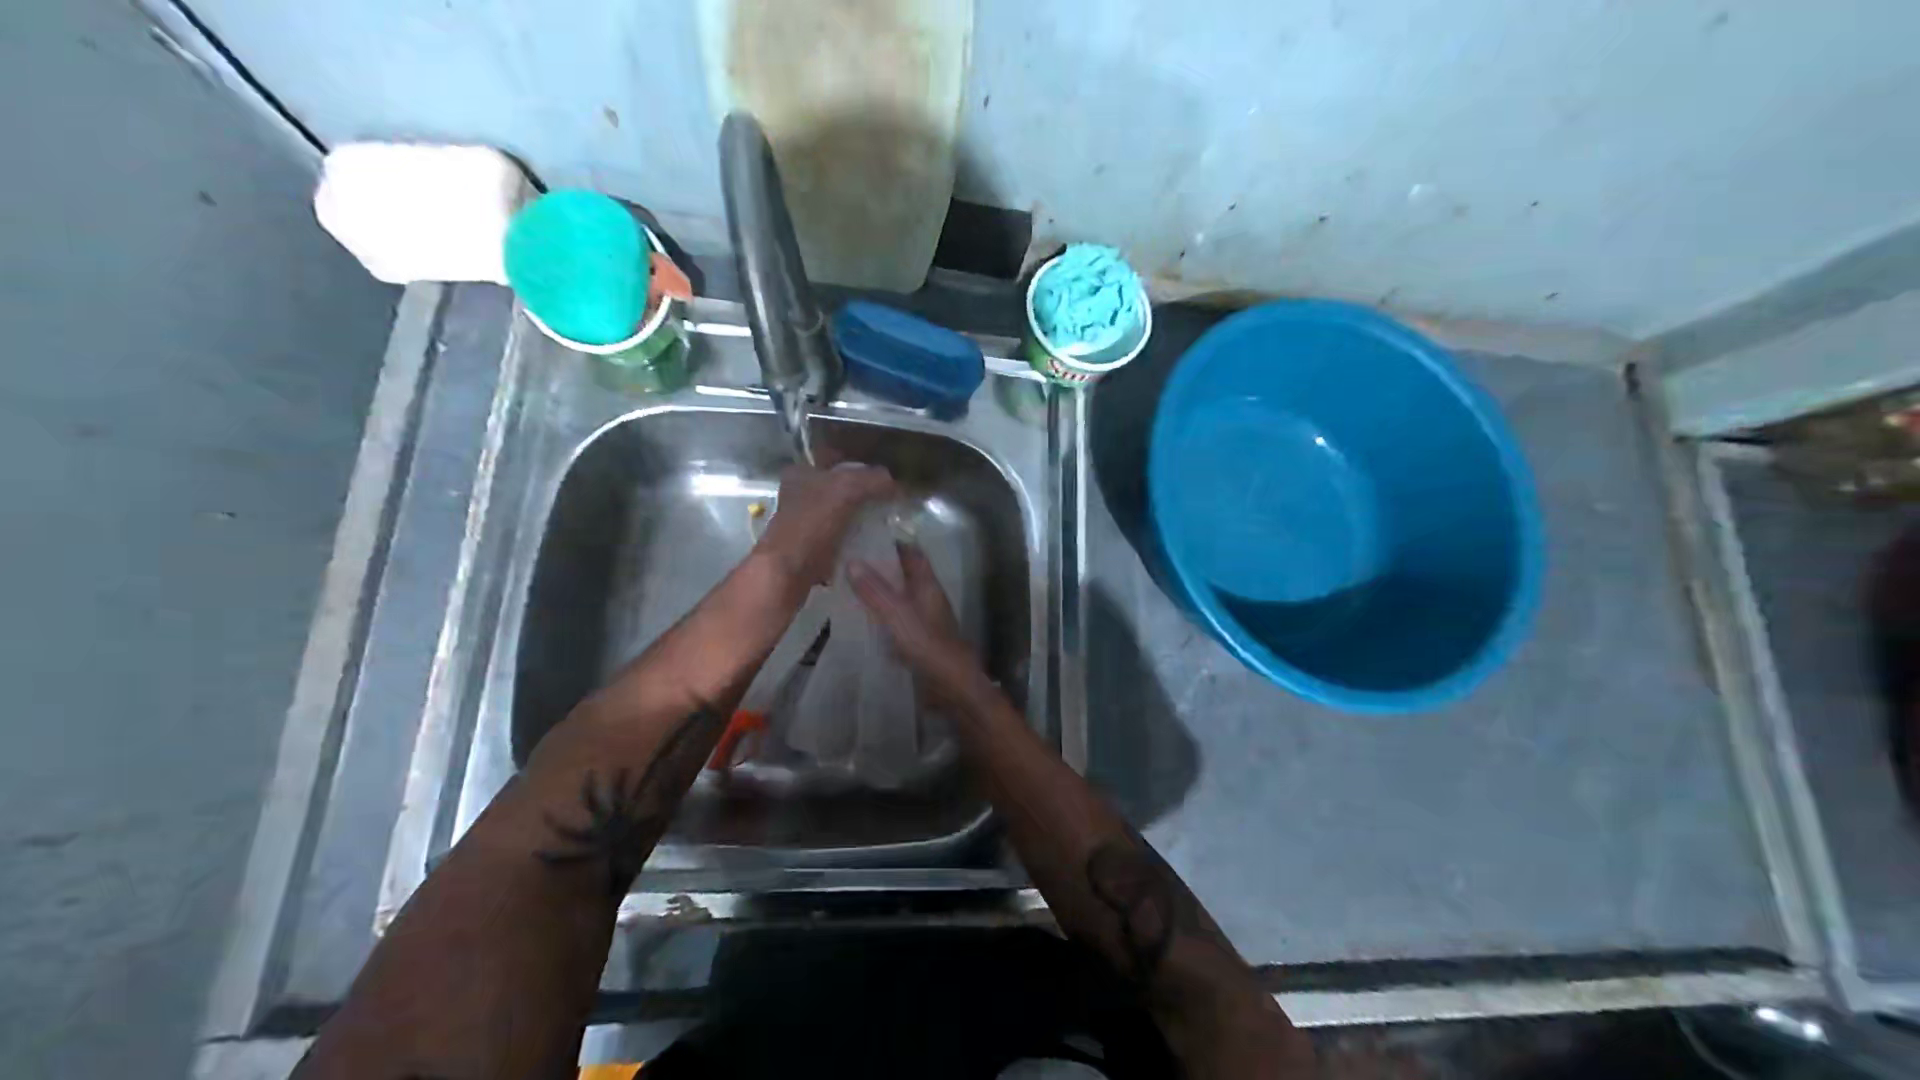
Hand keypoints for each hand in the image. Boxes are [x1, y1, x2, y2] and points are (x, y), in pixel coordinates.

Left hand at [755, 461, 895, 586]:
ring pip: (841, 513)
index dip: (861, 465)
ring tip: (886, 522)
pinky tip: (873, 542)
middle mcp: (799, 494)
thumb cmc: (811, 524)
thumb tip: (892, 481)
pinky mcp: (812, 546)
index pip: (836, 459)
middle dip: (865, 493)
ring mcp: (805, 522)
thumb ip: (871, 480)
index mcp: (801, 473)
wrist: (788, 572)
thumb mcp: (845, 490)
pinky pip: (840, 536)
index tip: (884, 477)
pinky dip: (855, 539)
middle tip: (889, 501)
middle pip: (840, 487)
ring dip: (862, 518)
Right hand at [849, 542, 989, 708]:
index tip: (865, 534)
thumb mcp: (898, 615)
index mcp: (928, 586)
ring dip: (877, 594)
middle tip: (846, 561)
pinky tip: (858, 622)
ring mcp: (923, 621)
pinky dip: (878, 618)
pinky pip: (894, 622)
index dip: (892, 542)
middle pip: (903, 576)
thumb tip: (852, 561)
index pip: (912, 554)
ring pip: (898, 599)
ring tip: (845, 587)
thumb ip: (876, 591)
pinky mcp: (917, 642)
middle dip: (879, 568)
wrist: (952, 688)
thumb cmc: (928, 646)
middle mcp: (927, 600)